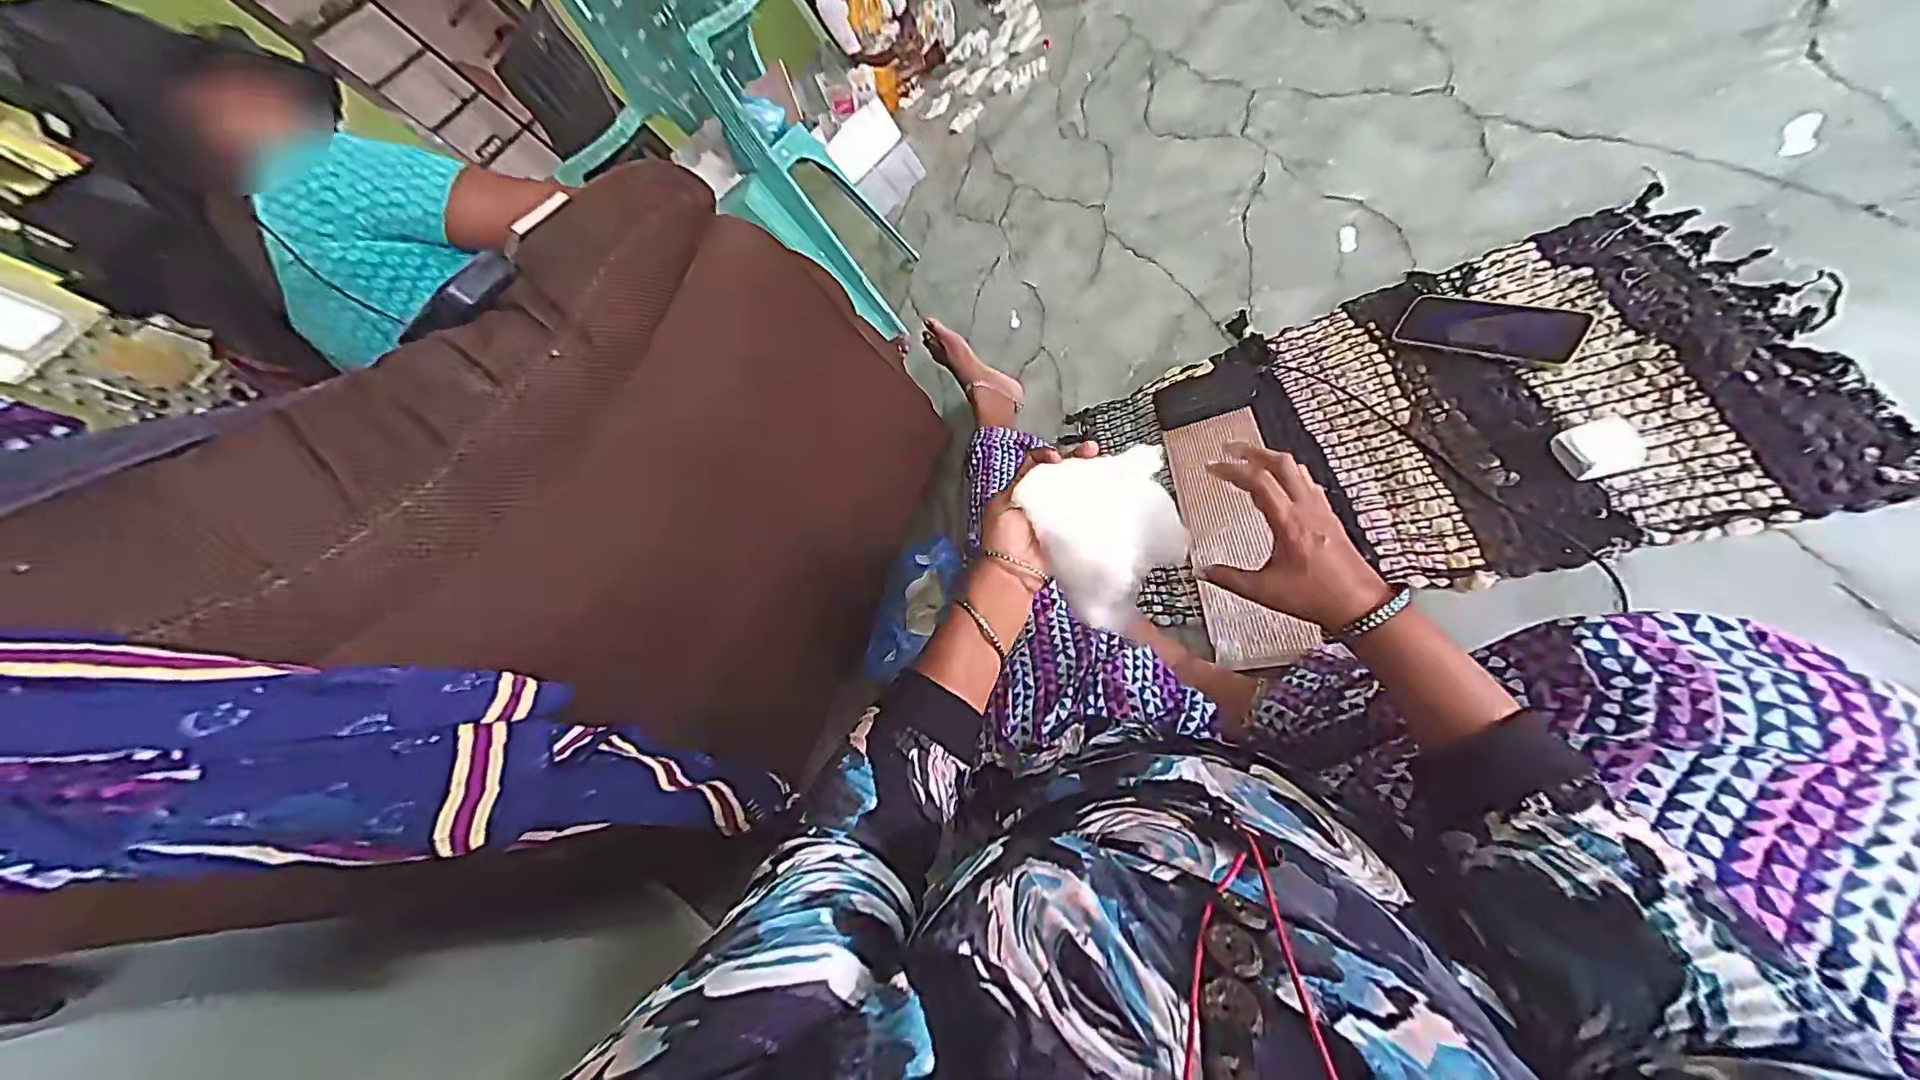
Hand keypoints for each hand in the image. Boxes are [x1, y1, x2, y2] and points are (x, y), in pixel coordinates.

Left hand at [977, 440, 1098, 586]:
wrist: (1016, 571)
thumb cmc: (1004, 538)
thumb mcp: (1006, 501)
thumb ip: (1025, 477)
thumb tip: (1049, 458)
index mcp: (1024, 489)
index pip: (1040, 463)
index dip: (1052, 455)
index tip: (1061, 455)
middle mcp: (1043, 498)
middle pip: (1063, 472)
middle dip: (1079, 459)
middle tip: (1093, 451)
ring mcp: (1058, 513)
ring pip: (1076, 487)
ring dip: (1090, 475)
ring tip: (1104, 463)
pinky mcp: (1072, 527)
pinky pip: (1084, 509)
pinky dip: (1095, 498)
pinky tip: (1106, 487)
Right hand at [1202, 443, 1392, 629]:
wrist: (1359, 605)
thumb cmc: (1318, 596)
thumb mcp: (1263, 590)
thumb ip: (1228, 578)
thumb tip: (1204, 571)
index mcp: (1288, 522)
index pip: (1257, 481)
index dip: (1231, 470)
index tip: (1213, 467)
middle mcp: (1307, 509)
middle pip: (1280, 462)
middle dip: (1252, 451)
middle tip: (1231, 449)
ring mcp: (1321, 510)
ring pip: (1296, 469)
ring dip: (1271, 458)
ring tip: (1252, 459)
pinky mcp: (1329, 516)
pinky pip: (1308, 483)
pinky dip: (1289, 474)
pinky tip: (1282, 483)